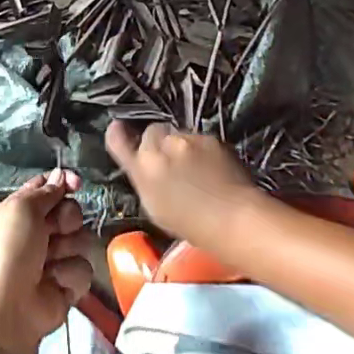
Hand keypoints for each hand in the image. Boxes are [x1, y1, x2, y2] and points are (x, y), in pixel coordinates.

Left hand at [0, 170, 93, 349]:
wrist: (14, 306)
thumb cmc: (12, 251)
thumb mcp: (22, 210)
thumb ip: (45, 191)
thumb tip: (61, 173)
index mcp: (23, 210)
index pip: (49, 187)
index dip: (64, 182)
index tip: (77, 183)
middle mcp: (40, 230)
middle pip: (71, 211)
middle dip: (67, 220)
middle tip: (53, 231)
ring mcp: (57, 257)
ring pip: (82, 239)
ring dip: (67, 250)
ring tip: (50, 264)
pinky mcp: (70, 281)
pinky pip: (84, 268)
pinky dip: (69, 275)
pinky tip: (55, 283)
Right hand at [105, 120, 259, 242]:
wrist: (235, 218)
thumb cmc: (193, 224)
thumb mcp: (155, 208)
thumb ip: (144, 180)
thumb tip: (143, 168)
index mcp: (142, 168)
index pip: (119, 142)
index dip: (117, 134)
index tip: (118, 129)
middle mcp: (160, 147)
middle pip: (152, 133)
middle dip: (157, 144)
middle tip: (168, 164)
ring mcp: (186, 140)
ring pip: (176, 135)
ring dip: (180, 147)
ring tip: (194, 171)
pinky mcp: (209, 138)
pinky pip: (198, 139)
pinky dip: (200, 150)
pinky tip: (211, 169)